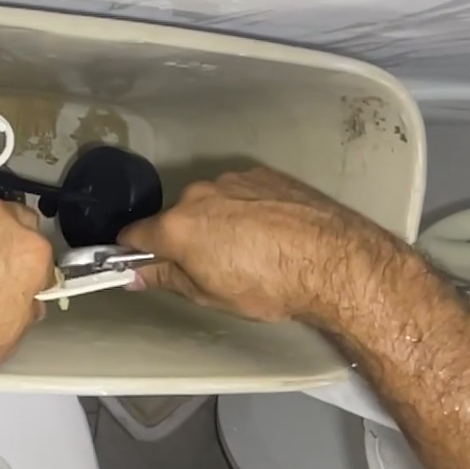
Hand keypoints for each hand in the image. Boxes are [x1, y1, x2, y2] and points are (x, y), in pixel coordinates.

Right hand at [120, 166, 420, 328]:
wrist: (335, 261)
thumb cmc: (268, 286)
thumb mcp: (210, 294)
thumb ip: (166, 278)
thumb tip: (134, 275)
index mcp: (177, 227)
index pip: (133, 235)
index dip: (133, 252)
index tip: (143, 264)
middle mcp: (198, 194)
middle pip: (174, 217)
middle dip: (183, 237)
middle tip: (210, 265)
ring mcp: (232, 179)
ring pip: (209, 202)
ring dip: (216, 220)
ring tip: (249, 248)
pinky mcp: (263, 174)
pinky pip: (240, 191)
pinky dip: (245, 208)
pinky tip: (269, 230)